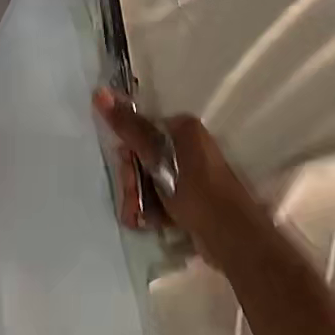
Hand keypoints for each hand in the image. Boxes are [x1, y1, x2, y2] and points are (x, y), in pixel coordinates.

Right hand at [91, 88, 258, 234]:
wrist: (234, 242)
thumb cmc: (198, 194)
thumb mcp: (160, 160)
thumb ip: (130, 129)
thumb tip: (100, 93)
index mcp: (183, 129)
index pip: (141, 130)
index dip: (128, 153)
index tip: (125, 171)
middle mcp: (187, 146)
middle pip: (142, 157)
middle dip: (132, 181)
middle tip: (132, 198)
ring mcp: (189, 174)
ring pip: (148, 179)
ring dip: (137, 198)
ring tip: (138, 216)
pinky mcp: (191, 198)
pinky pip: (160, 196)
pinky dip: (152, 208)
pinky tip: (149, 222)